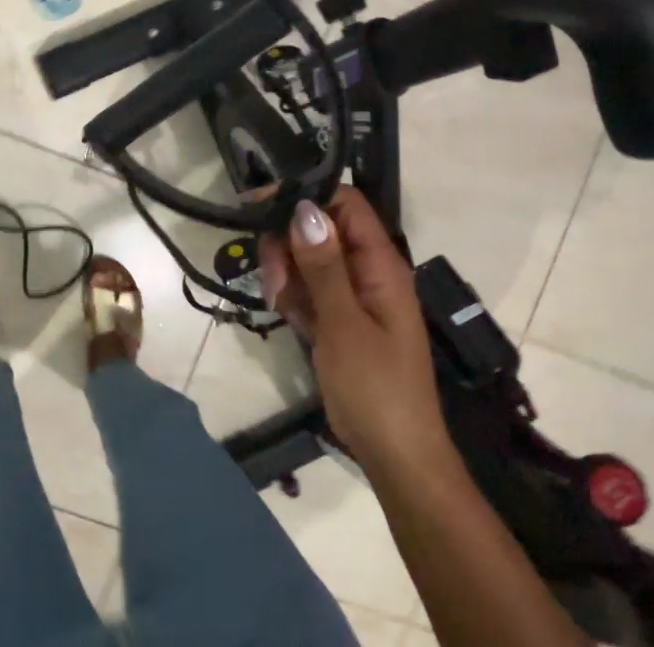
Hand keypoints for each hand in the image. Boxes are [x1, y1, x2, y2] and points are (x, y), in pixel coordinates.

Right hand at [259, 187, 453, 476]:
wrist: (394, 454)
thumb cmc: (375, 387)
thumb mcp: (344, 323)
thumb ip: (323, 265)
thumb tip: (305, 208)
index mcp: (381, 265)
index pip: (345, 205)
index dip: (306, 198)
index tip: (260, 207)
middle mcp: (368, 273)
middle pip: (320, 231)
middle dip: (288, 244)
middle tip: (274, 280)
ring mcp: (353, 298)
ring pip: (309, 262)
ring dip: (287, 274)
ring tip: (280, 304)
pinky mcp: (339, 321)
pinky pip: (310, 292)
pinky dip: (294, 299)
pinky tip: (287, 317)